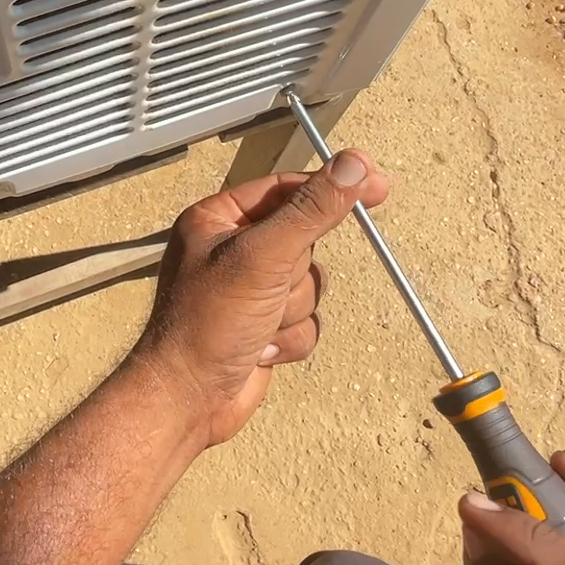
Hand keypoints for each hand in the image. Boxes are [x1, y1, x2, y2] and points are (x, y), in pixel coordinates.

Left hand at [126, 149, 387, 445]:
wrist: (189, 399)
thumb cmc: (207, 321)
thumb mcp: (263, 256)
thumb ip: (311, 211)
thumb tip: (353, 164)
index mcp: (218, 219)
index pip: (285, 190)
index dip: (329, 187)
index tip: (376, 184)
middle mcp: (233, 249)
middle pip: (304, 241)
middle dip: (294, 274)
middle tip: (266, 289)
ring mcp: (251, 289)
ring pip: (310, 284)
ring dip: (291, 310)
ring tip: (256, 325)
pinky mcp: (264, 324)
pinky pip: (307, 320)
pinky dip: (289, 338)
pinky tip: (259, 350)